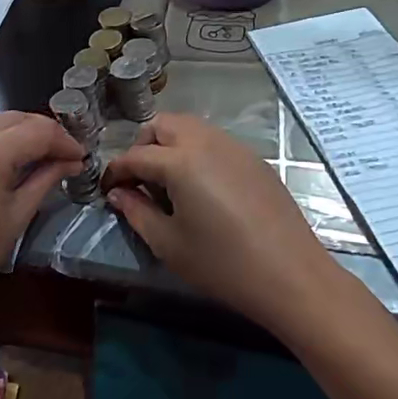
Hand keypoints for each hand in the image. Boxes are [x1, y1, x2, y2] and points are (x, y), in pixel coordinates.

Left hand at [0, 112, 83, 328]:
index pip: (38, 131)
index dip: (65, 141)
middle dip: (44, 132)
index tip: (81, 157)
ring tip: (40, 157)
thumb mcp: (16, 218)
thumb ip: (45, 180)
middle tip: (64, 155)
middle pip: (15, 118)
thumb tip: (71, 162)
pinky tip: (8, 162)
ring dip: (20, 133)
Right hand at [103, 114, 340, 331]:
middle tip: (139, 181)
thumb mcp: (169, 244)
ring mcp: (235, 146)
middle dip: (143, 146)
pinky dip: (197, 152)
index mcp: (180, 161)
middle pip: (163, 124)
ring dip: (171, 145)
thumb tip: (118, 194)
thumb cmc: (222, 264)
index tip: (108, 191)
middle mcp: (207, 141)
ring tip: (168, 184)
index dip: (116, 172)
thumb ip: (137, 212)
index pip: (135, 155)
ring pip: (192, 128)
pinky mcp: (254, 159)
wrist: (289, 273)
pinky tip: (202, 188)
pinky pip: (216, 141)